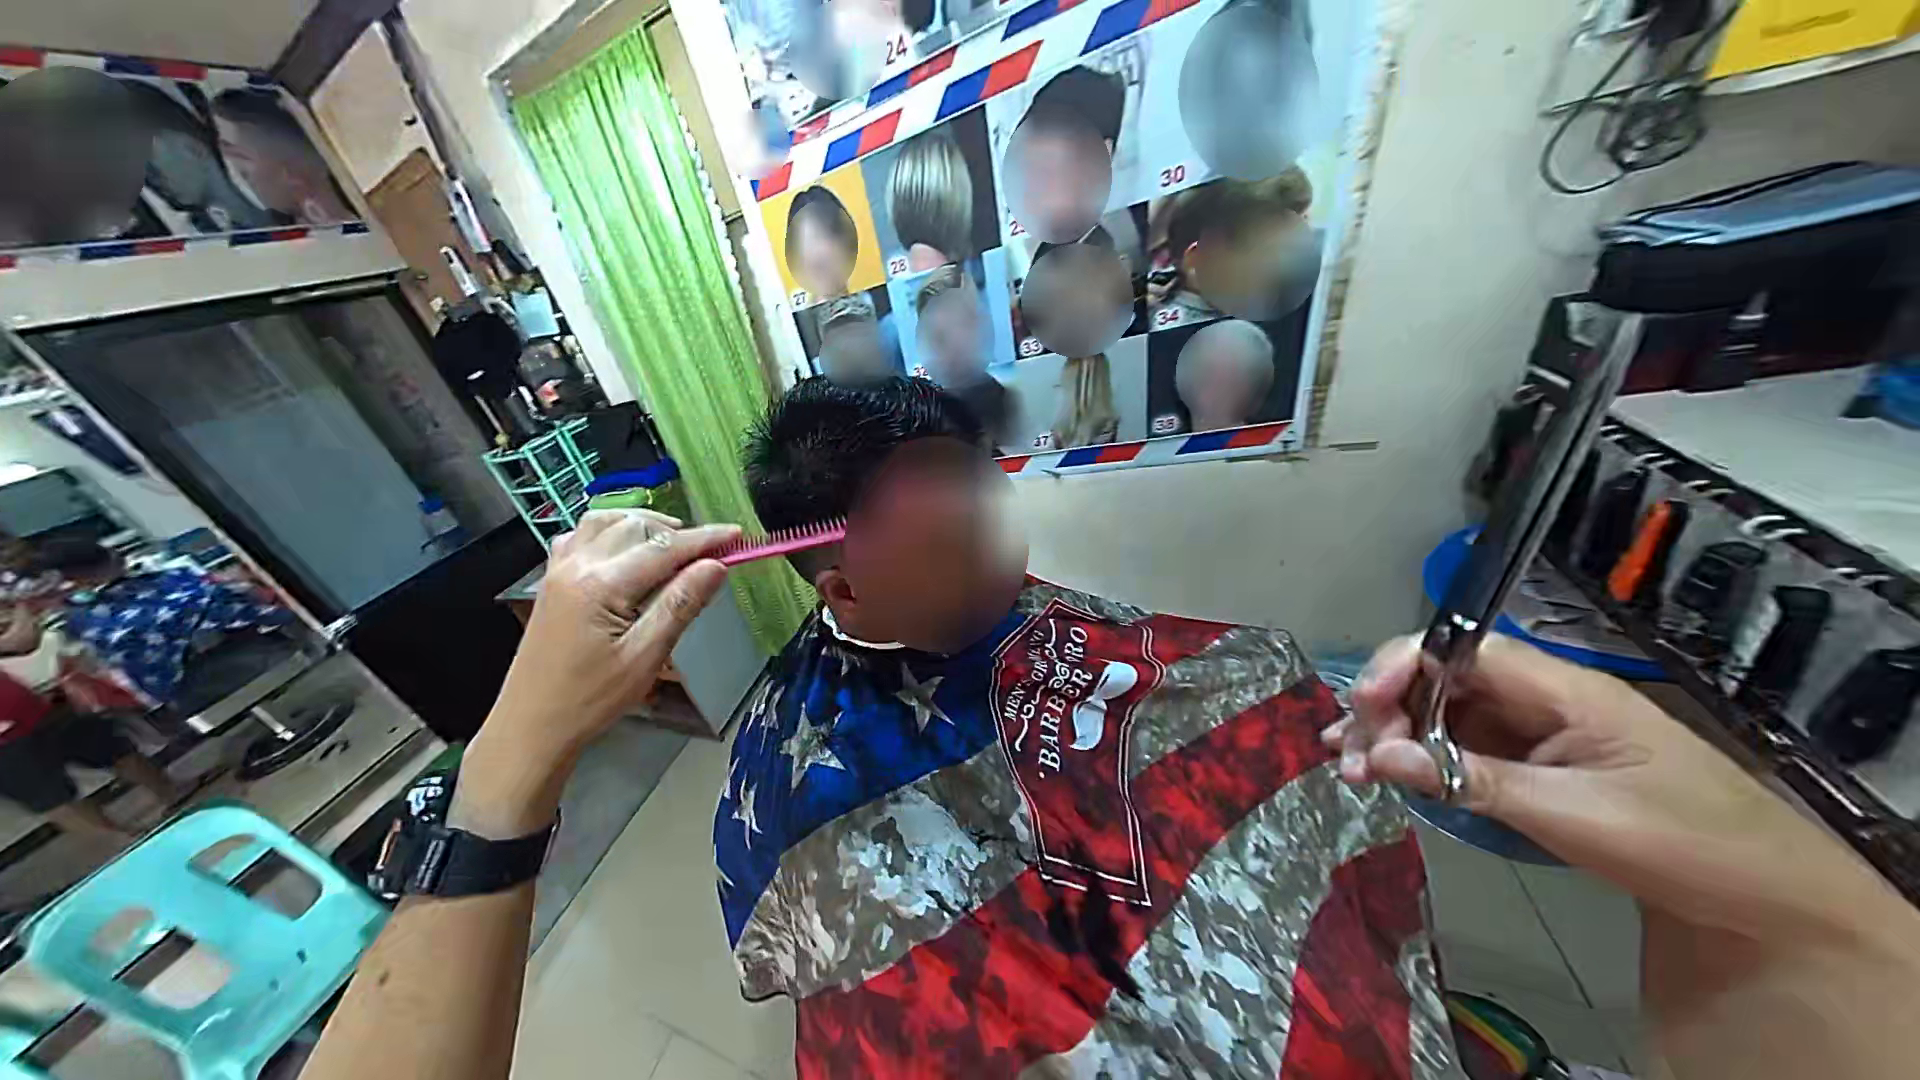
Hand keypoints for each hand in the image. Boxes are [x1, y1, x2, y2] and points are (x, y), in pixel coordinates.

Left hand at [452, 510, 738, 837]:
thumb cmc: (591, 699)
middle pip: (636, 526)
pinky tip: (627, 551)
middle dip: (678, 533)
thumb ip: (681, 604)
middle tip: (710, 554)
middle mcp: (576, 565)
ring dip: (644, 526)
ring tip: (673, 548)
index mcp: (601, 585)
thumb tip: (717, 565)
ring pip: (607, 521)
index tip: (738, 534)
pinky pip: (582, 536)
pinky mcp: (552, 580)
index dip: (706, 539)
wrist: (531, 726)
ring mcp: (559, 570)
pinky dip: (611, 532)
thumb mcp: (645, 656)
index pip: (665, 549)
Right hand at [1325, 634, 1911, 944]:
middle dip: (1383, 710)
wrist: (1764, 902)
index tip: (1362, 704)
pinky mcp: (1514, 755)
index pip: (1459, 650)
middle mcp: (1530, 695)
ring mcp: (1521, 725)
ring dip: (1384, 733)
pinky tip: (1373, 768)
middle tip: (1355, 757)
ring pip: (1431, 709)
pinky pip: (1446, 741)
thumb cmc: (1685, 845)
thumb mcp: (1575, 815)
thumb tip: (1381, 758)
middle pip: (1432, 678)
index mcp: (1558, 688)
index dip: (1400, 665)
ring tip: (1349, 766)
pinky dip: (1406, 753)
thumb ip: (1472, 781)